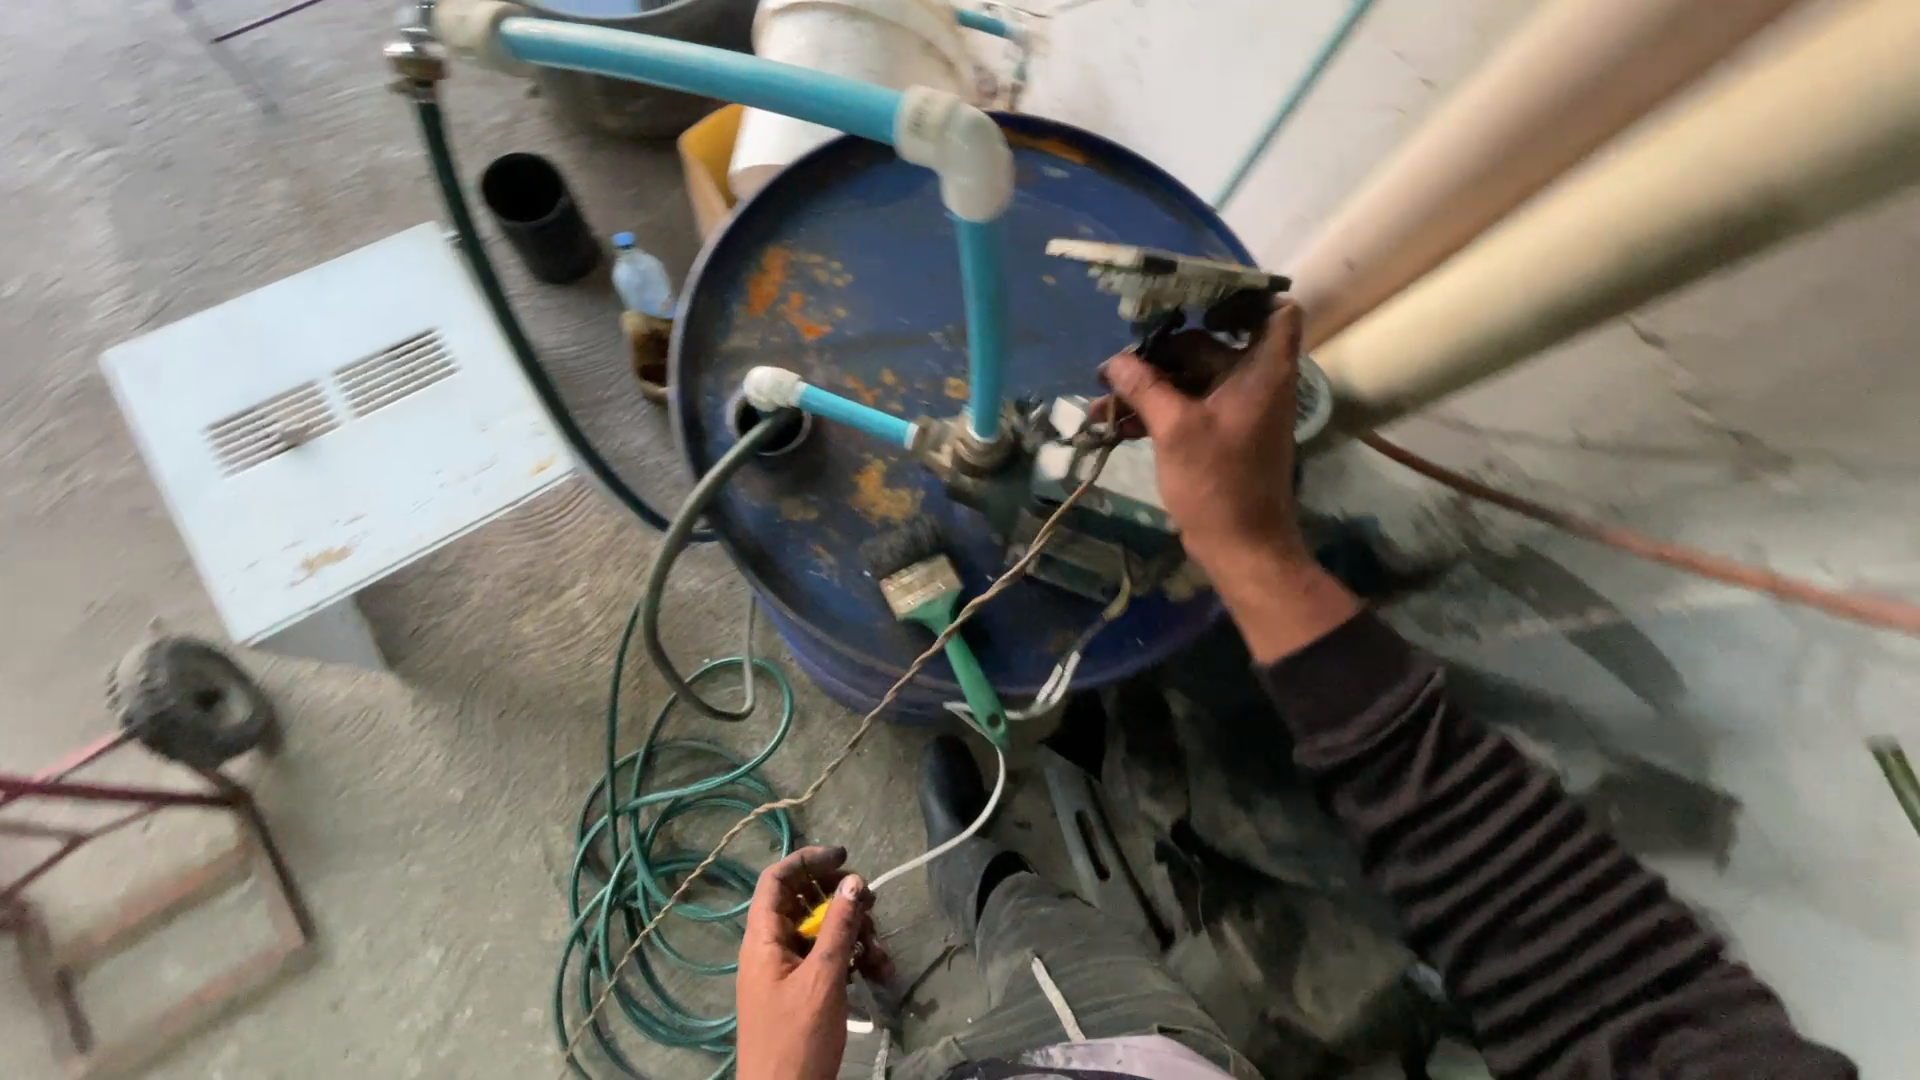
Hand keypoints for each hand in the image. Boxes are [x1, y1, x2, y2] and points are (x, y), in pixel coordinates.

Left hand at [735, 846, 890, 1079]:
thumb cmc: (796, 1040)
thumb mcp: (823, 979)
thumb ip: (837, 926)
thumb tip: (854, 880)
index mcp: (762, 939)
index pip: (776, 879)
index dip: (808, 861)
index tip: (844, 858)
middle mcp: (770, 947)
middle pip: (802, 900)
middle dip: (839, 897)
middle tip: (870, 903)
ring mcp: (785, 970)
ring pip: (819, 929)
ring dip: (852, 930)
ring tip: (877, 947)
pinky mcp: (802, 990)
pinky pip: (826, 957)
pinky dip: (851, 957)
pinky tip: (877, 970)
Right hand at [1098, 303, 1359, 661]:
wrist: (1240, 546)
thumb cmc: (1218, 482)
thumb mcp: (1175, 429)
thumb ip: (1144, 387)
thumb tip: (1114, 362)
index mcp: (1262, 371)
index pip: (1276, 311)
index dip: (1244, 296)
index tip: (1195, 298)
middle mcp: (1253, 382)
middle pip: (1208, 345)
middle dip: (1158, 353)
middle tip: (1115, 365)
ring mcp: (1233, 411)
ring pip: (1187, 381)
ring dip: (1146, 388)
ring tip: (1100, 401)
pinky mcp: (1215, 436)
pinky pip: (1182, 409)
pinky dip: (1152, 413)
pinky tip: (1111, 424)